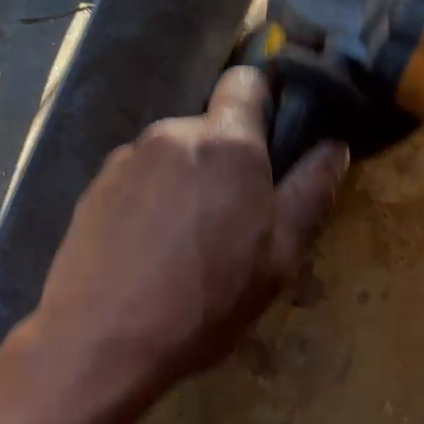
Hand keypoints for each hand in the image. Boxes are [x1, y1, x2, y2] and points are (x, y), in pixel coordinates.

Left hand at [31, 66, 350, 395]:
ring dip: (181, 188)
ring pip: (168, 161)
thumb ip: (309, 195)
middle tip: (227, 226)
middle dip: (222, 165)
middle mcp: (170, 136)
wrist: (99, 343)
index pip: (249, 81)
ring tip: (178, 251)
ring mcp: (123, 162)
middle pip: (207, 131)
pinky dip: (144, 208)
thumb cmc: (201, 306)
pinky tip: (141, 256)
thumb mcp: (277, 262)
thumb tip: (333, 146)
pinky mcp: (90, 192)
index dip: (265, 106)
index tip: (271, 150)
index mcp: (226, 143)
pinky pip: (133, 186)